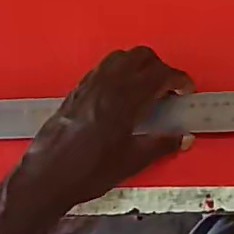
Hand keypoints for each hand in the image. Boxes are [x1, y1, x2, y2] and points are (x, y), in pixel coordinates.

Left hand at [1, 46, 193, 217]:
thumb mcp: (131, 161)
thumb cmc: (90, 171)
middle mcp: (107, 84)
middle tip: (169, 90)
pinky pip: (104, 67)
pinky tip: (121, 94)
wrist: (46, 177)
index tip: (187, 91)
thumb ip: (161, 145)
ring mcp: (90, 83)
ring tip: (146, 88)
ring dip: (139, 65)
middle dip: (161, 68)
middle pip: (142, 56)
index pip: (160, 74)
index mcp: (125, 99)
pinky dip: (120, 71)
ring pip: (121, 57)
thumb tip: (184, 138)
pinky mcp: (77, 89)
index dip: (179, 79)